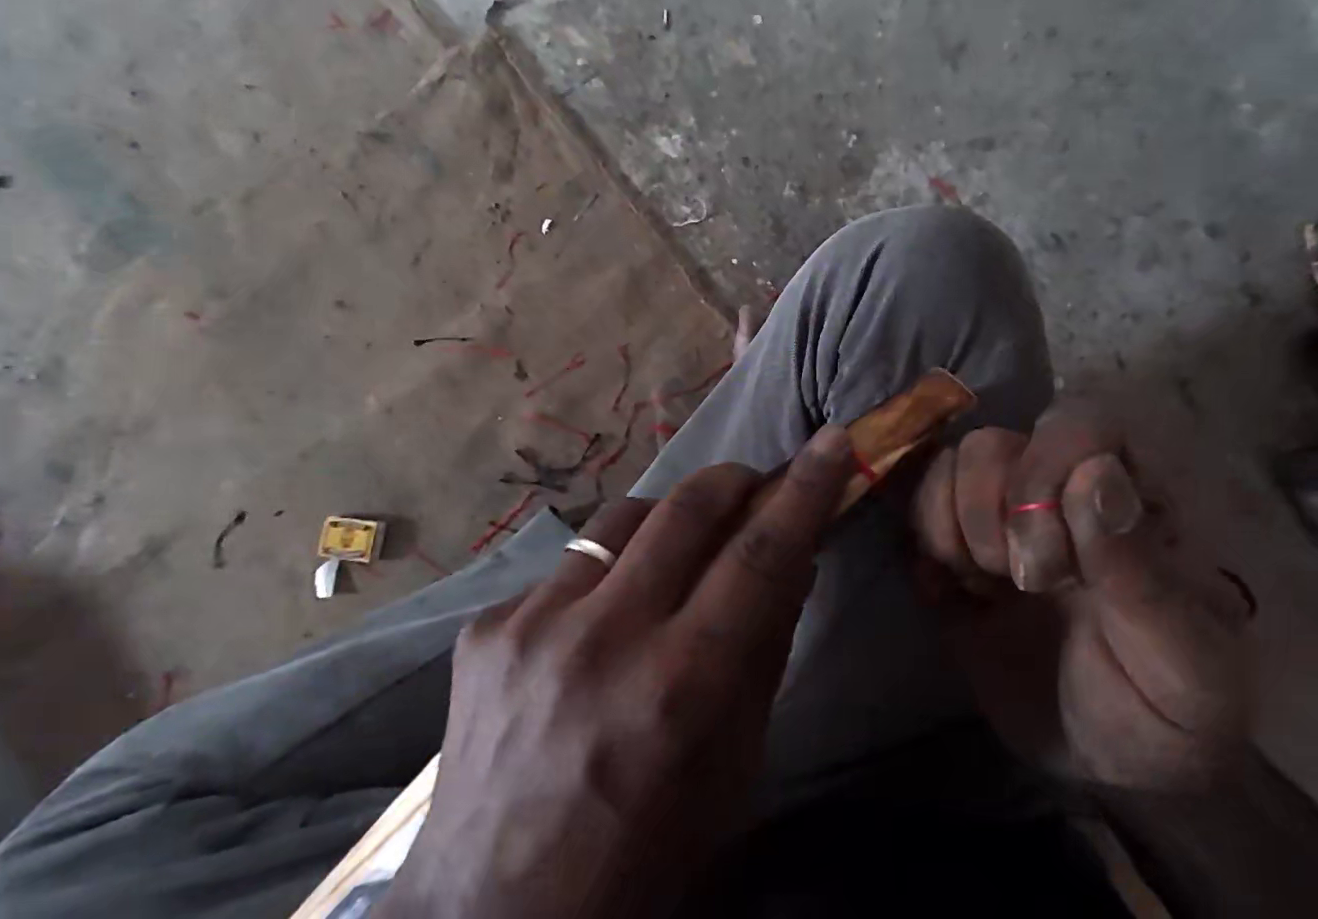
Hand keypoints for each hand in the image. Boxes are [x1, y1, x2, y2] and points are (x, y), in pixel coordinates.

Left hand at [379, 426, 856, 918]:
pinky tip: (597, 621)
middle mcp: (602, 637)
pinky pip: (564, 572)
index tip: (831, 445)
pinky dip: (602, 579)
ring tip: (678, 547)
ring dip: (665, 519)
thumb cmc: (642, 854)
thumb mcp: (730, 770)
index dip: (804, 491)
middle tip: (752, 485)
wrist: (498, 910)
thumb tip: (789, 563)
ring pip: (619, 519)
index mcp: (680, 687)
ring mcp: (532, 624)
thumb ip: (761, 655)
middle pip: (684, 508)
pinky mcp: (486, 627)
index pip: (760, 556)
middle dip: (732, 481)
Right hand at [909, 403, 1251, 788]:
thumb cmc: (1165, 716)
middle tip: (1022, 584)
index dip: (1047, 472)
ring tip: (983, 587)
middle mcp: (1058, 492)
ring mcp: (998, 517)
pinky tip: (951, 592)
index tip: (1056, 565)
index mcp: (1135, 502)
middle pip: (991, 444)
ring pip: (942, 467)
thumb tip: (1094, 475)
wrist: (1102, 760)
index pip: (1080, 423)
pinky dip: (922, 544)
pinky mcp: (950, 547)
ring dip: (949, 529)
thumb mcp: (1185, 667)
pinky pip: (911, 507)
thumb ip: (1144, 573)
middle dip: (991, 516)